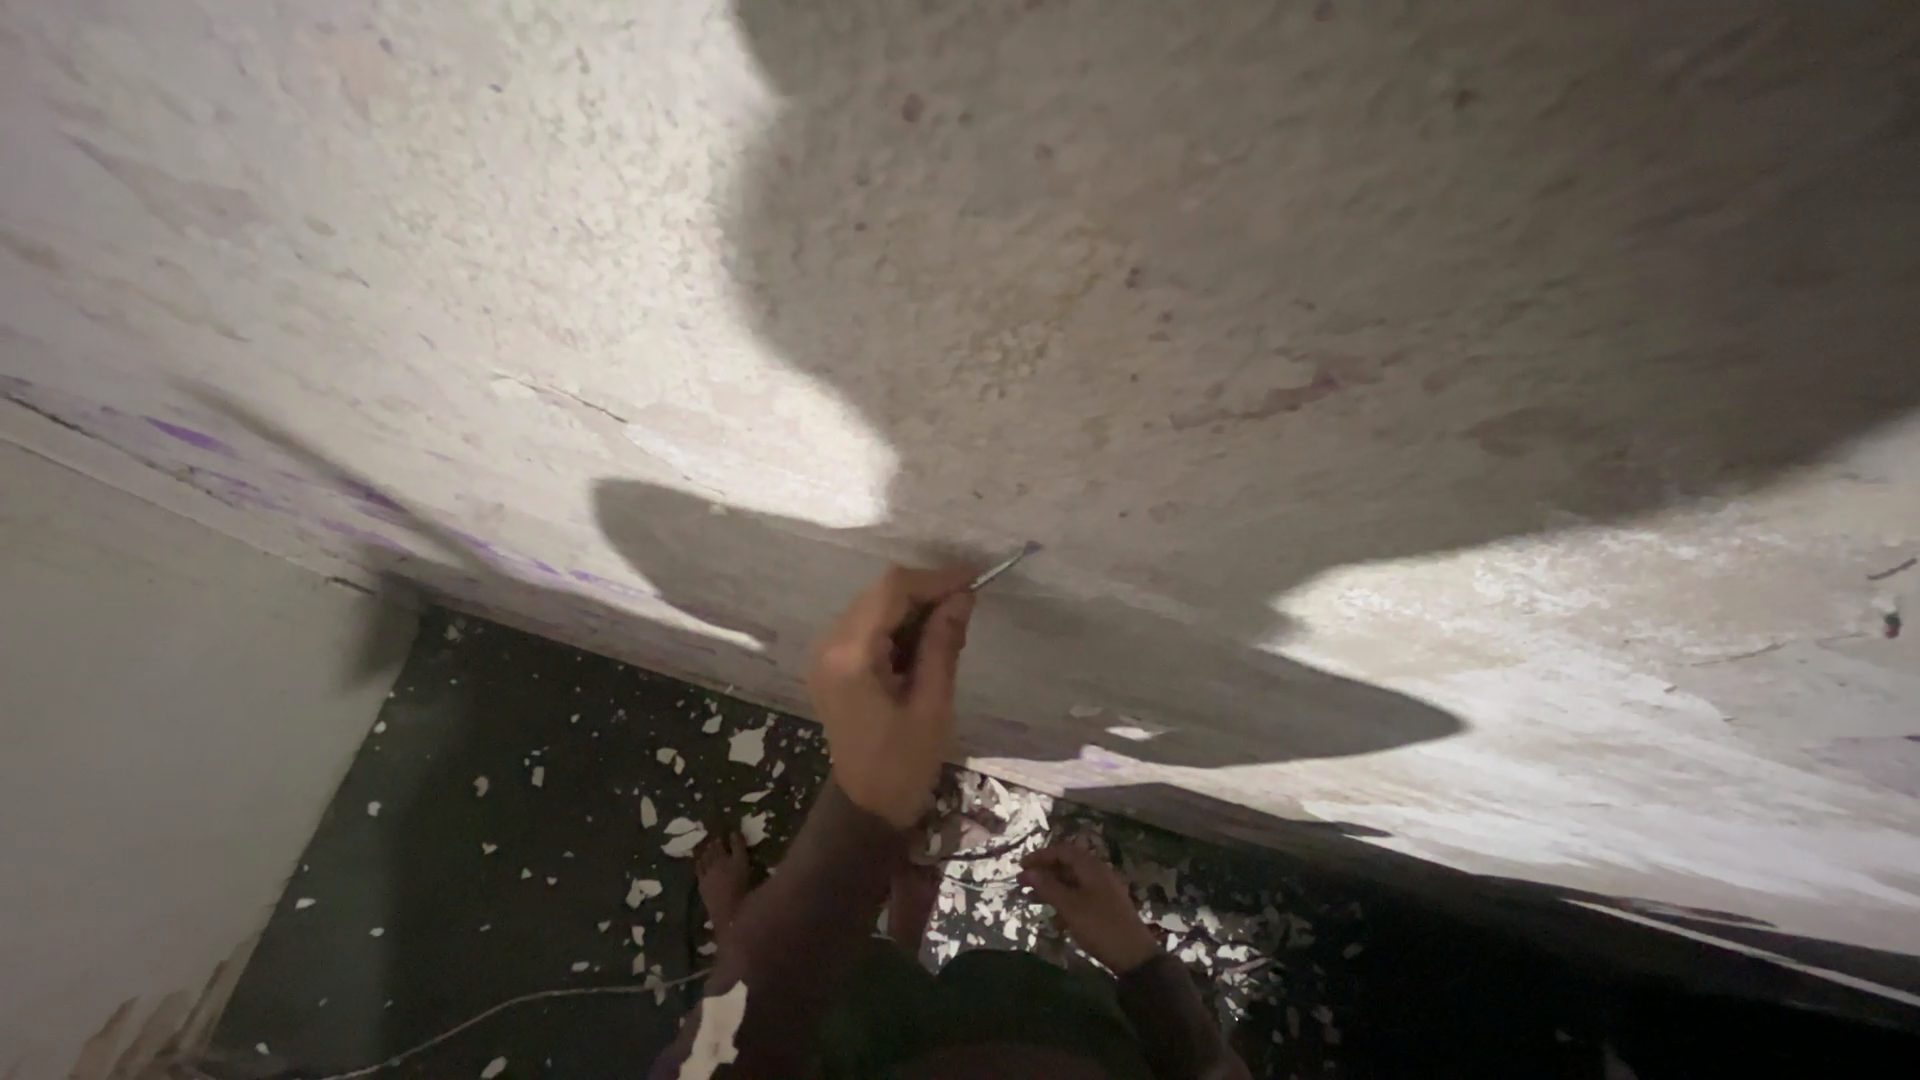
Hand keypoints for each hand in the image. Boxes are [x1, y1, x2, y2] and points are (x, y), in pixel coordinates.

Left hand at [808, 565, 976, 827]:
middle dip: (925, 591)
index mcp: (851, 656)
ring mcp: (825, 654)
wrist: (867, 807)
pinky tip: (925, 641)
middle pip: (880, 593)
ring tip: (951, 624)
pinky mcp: (831, 664)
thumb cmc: (904, 763)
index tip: (974, 579)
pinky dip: (897, 624)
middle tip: (967, 605)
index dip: (934, 579)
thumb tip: (962, 596)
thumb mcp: (933, 703)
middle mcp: (829, 645)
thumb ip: (943, 643)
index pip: (892, 591)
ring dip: (912, 607)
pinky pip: (866, 626)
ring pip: (873, 605)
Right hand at [1019, 843, 1159, 973]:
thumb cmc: (1100, 926)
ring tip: (1031, 899)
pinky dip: (1065, 902)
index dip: (1040, 856)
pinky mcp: (1106, 907)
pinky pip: (1080, 897)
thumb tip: (1028, 871)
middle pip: (1067, 865)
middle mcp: (1098, 873)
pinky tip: (1054, 919)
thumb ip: (1048, 887)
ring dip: (1052, 888)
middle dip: (1044, 873)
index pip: (1062, 850)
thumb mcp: (1070, 907)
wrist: (1135, 956)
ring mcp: (1104, 890)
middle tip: (1022, 884)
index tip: (1021, 866)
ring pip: (1072, 882)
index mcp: (1091, 867)